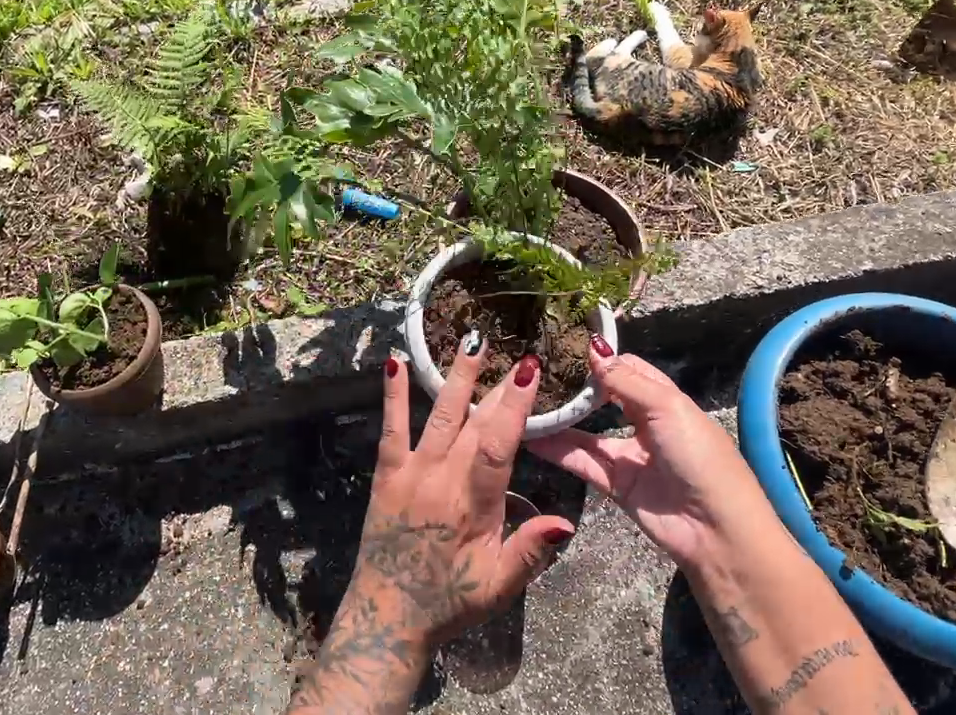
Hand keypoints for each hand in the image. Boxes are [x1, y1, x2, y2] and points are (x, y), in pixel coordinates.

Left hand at [354, 336, 575, 644]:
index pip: (498, 443)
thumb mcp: (498, 587)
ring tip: (471, 340)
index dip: (515, 405)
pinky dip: (393, 394)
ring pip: (437, 414)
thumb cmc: (450, 600)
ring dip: (456, 377)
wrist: (387, 615)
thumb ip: (531, 551)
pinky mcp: (387, 473)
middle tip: (517, 354)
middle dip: (498, 386)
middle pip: (473, 422)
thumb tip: (568, 521)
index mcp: (473, 504)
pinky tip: (392, 361)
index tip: (530, 371)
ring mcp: (411, 471)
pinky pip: (391, 427)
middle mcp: (441, 478)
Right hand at [528, 339, 770, 568]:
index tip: (566, 348)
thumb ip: (625, 380)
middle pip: (603, 398)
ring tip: (525, 404)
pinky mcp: (615, 484)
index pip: (627, 369)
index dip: (601, 359)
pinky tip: (531, 437)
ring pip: (587, 432)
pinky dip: (557, 450)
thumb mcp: (666, 407)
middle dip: (574, 387)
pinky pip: (581, 461)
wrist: (716, 530)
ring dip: (560, 420)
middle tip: (539, 374)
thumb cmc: (699, 455)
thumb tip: (593, 347)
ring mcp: (629, 455)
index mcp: (665, 400)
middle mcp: (645, 423)